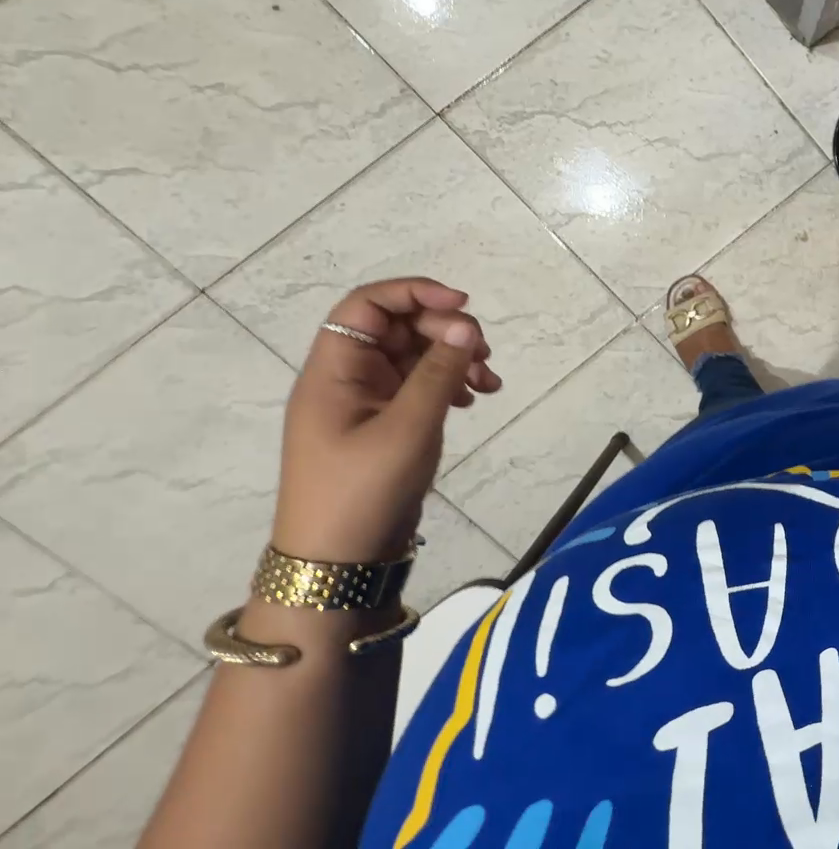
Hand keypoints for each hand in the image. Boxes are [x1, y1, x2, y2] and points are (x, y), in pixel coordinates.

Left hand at [273, 278, 502, 563]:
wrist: (339, 560)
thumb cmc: (363, 489)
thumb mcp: (408, 428)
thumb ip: (438, 372)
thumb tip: (467, 326)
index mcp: (334, 371)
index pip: (367, 305)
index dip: (415, 293)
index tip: (465, 306)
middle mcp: (347, 378)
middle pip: (397, 327)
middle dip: (446, 330)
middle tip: (484, 355)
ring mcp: (366, 402)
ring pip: (414, 356)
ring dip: (455, 358)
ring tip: (489, 383)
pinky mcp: (385, 424)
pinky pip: (420, 384)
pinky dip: (450, 383)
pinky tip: (473, 400)